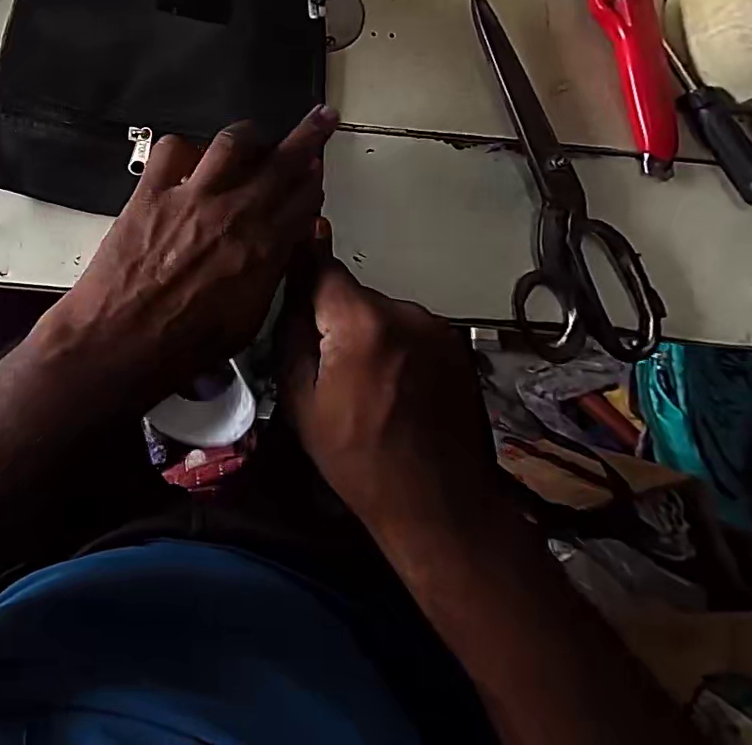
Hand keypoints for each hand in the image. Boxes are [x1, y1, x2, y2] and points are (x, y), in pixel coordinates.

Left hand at [27, 105, 339, 414]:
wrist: (120, 342)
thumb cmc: (180, 345)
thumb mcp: (247, 321)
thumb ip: (269, 275)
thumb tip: (279, 249)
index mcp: (263, 249)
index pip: (305, 198)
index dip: (314, 181)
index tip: (316, 172)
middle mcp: (232, 214)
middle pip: (284, 160)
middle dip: (309, 135)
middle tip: (319, 119)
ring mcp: (191, 199)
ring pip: (233, 142)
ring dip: (250, 135)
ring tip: (253, 137)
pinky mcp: (151, 193)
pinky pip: (171, 149)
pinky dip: (184, 148)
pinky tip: (188, 159)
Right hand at [281, 223, 501, 530]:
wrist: (438, 504)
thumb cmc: (356, 457)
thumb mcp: (301, 399)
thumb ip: (294, 333)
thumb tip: (294, 289)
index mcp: (362, 323)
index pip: (324, 268)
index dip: (305, 260)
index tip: (293, 248)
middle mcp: (405, 313)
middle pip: (354, 296)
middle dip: (336, 316)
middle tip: (326, 362)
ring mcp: (438, 329)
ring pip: (382, 314)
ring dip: (368, 334)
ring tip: (365, 383)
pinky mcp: (457, 347)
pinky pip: (410, 332)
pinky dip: (396, 347)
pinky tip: (395, 387)